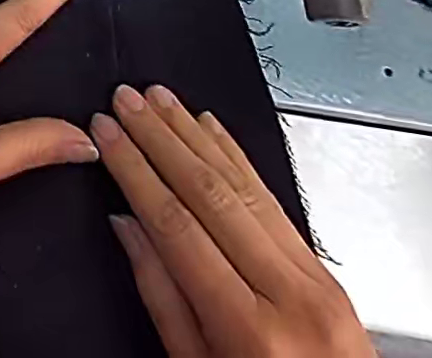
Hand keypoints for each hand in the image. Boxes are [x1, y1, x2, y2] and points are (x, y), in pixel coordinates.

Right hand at [93, 85, 373, 357]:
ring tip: (160, 98)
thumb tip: (128, 225)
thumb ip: (162, 300)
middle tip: (128, 99)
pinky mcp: (323, 264)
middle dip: (159, 135)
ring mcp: (312, 274)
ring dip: (192, 131)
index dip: (134, 169)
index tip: (108, 131)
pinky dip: (236, 154)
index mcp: (248, 332)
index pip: (176, 225)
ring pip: (241, 181)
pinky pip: (271, 195)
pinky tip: (211, 125)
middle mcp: (286, 293)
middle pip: (209, 190)